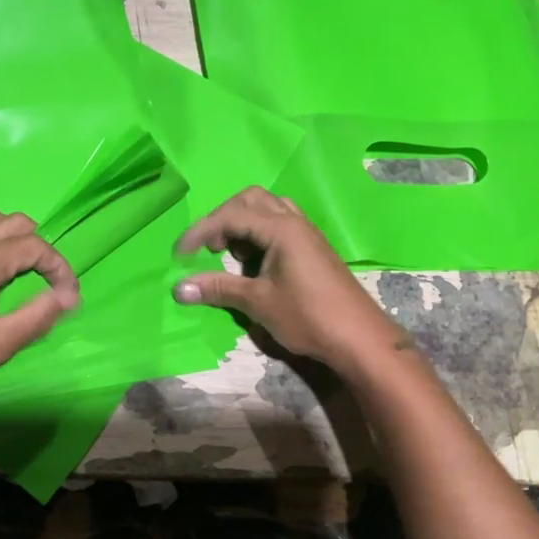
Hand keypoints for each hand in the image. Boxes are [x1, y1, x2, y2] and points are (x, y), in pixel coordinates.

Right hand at [172, 187, 402, 369]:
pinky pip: (279, 222)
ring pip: (267, 208)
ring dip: (242, 222)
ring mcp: (306, 232)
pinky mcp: (312, 247)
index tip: (180, 255)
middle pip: (250, 199)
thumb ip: (218, 289)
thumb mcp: (257, 303)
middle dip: (223, 218)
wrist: (360, 338)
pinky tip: (255, 262)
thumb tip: (178, 288)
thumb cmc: (308, 317)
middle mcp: (294, 221)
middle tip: (211, 248)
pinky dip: (259, 232)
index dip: (201, 232)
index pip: (231, 215)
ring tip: (231, 253)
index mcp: (281, 228)